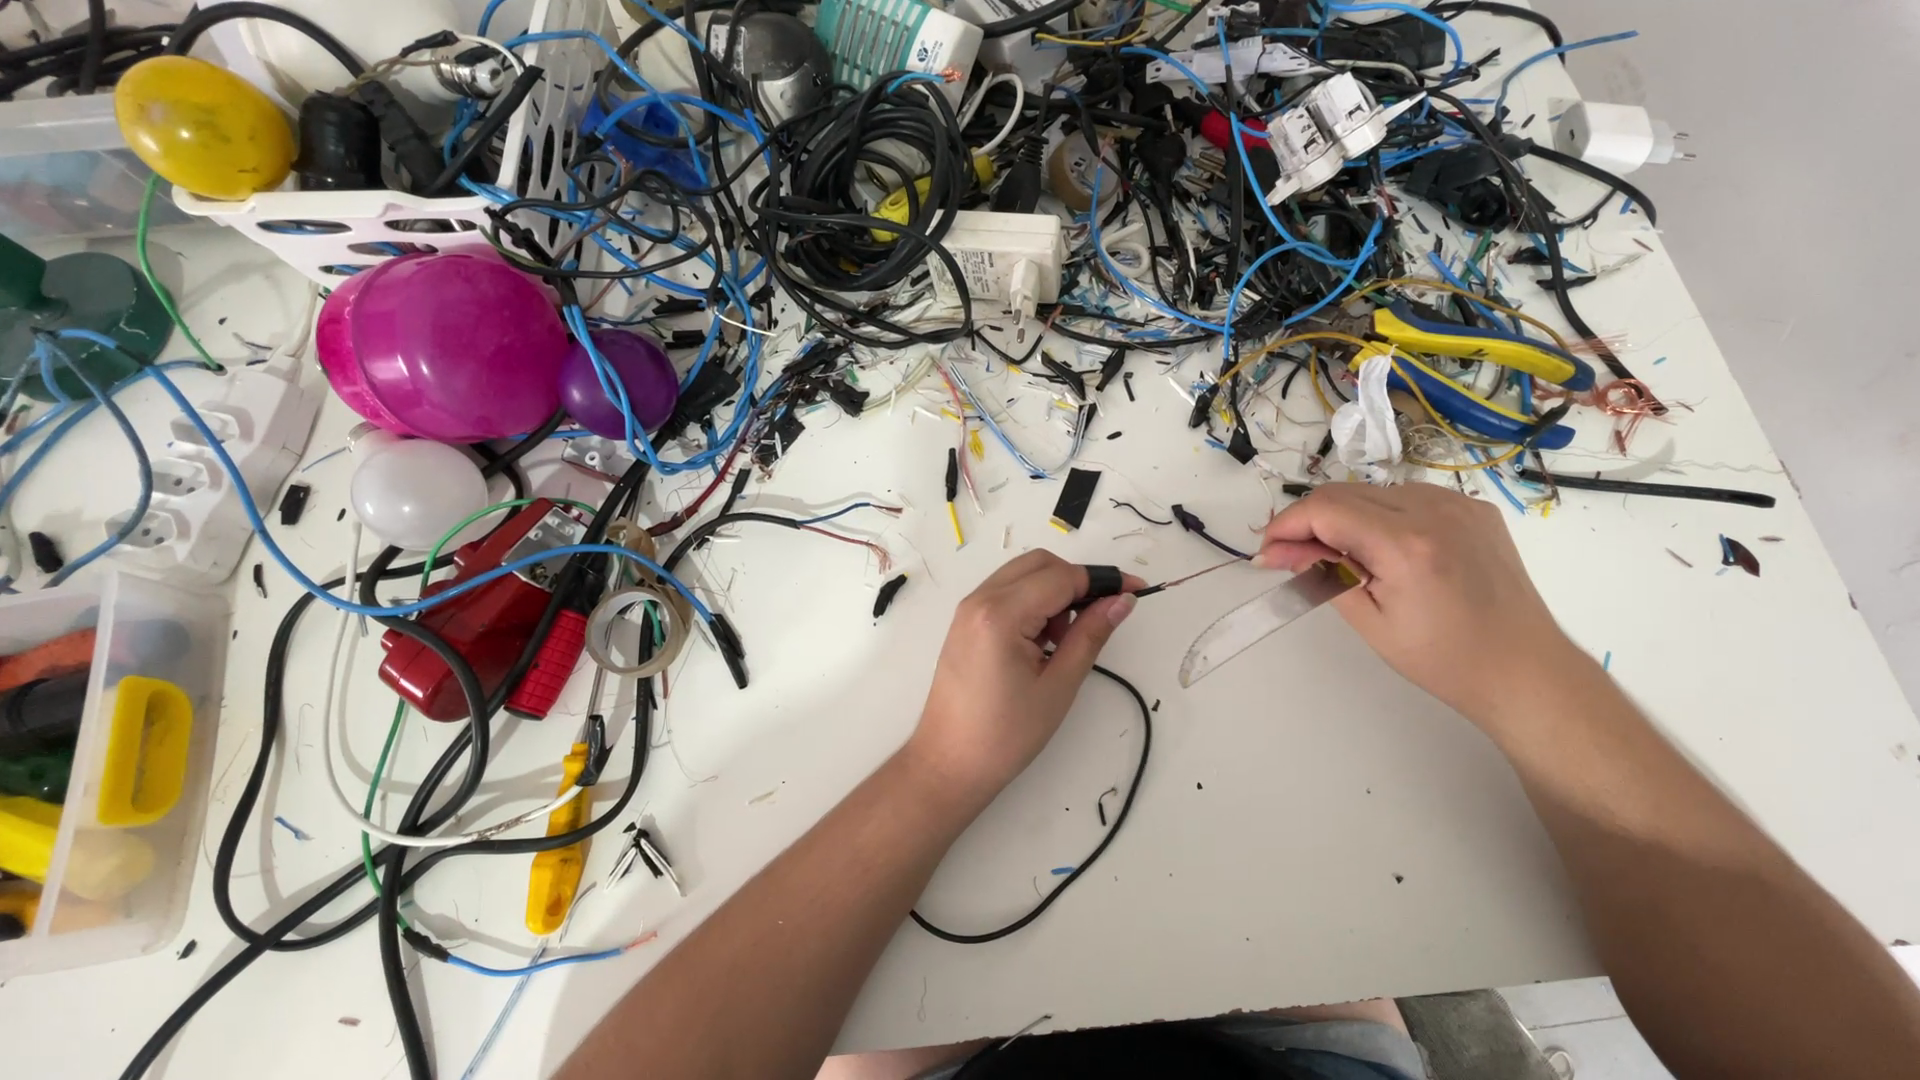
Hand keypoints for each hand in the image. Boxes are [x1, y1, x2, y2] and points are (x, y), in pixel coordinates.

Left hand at [908, 551, 1139, 804]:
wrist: (949, 763)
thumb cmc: (1006, 734)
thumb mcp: (1059, 685)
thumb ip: (1091, 634)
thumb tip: (1122, 600)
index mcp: (1000, 614)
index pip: (1062, 577)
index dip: (1103, 580)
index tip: (1135, 591)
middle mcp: (979, 600)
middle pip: (1040, 564)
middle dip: (1076, 582)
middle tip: (1097, 619)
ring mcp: (967, 610)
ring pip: (1022, 575)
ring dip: (1053, 592)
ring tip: (1064, 641)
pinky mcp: (964, 623)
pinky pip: (1005, 593)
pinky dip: (1031, 603)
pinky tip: (1042, 642)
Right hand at [1256, 483, 1580, 726]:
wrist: (1525, 669)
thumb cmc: (1443, 659)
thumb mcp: (1370, 621)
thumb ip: (1322, 574)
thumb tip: (1276, 552)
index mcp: (1406, 544)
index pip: (1324, 508)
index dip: (1286, 525)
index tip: (1267, 552)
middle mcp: (1434, 509)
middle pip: (1344, 493)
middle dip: (1309, 521)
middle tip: (1292, 558)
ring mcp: (1458, 503)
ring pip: (1373, 491)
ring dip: (1343, 516)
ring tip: (1341, 558)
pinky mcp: (1473, 508)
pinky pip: (1407, 497)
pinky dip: (1380, 515)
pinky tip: (1383, 550)